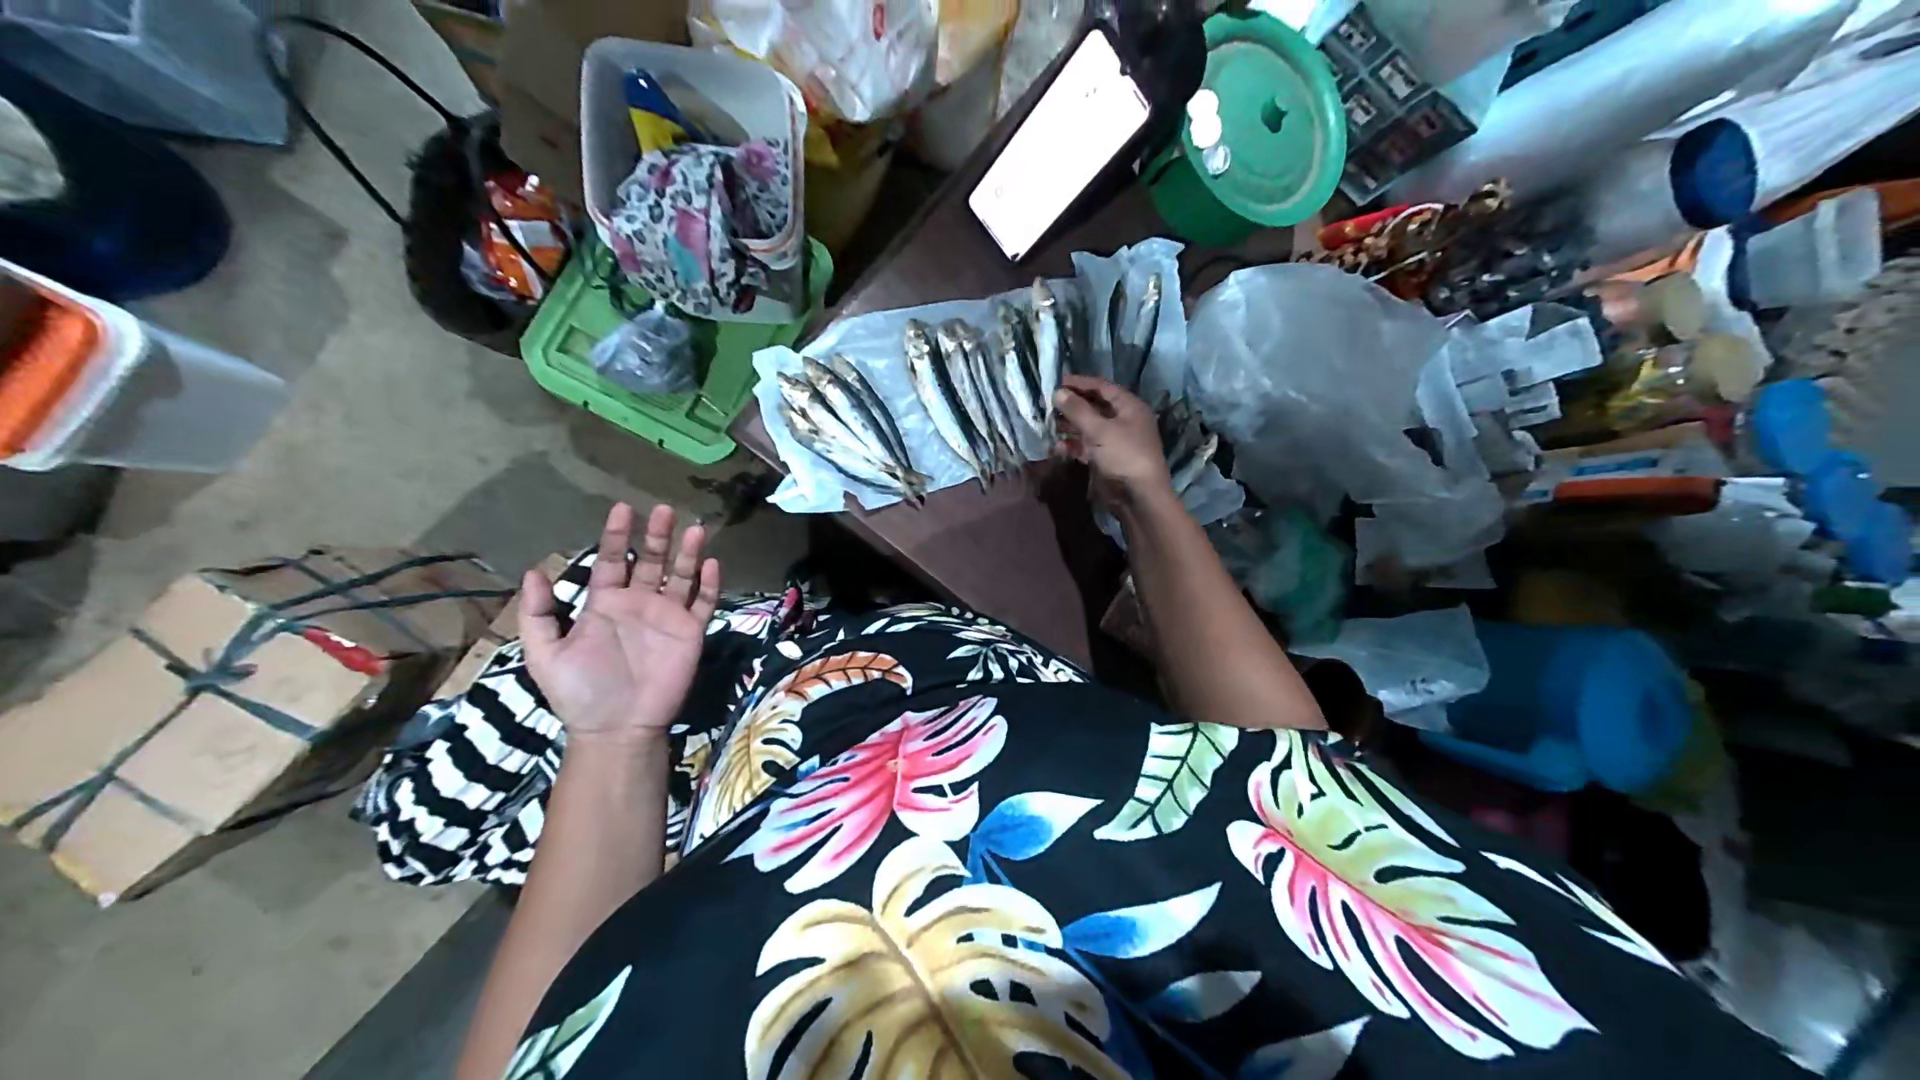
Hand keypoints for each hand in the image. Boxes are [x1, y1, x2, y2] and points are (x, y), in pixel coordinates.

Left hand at [518, 503, 720, 745]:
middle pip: (652, 560)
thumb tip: (533, 571)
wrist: (615, 729)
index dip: (618, 534)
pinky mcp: (690, 633)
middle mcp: (639, 602)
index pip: (614, 559)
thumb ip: (539, 614)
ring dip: (688, 553)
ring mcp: (667, 616)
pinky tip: (712, 564)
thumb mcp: (546, 655)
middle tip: (663, 509)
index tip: (622, 508)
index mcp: (605, 603)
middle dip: (657, 535)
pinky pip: (703, 603)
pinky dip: (710, 584)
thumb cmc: (579, 692)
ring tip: (695, 528)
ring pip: (681, 576)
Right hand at [1052, 374, 1171, 507]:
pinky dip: (1072, 445)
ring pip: (1087, 427)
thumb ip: (1077, 410)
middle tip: (1048, 403)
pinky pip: (1085, 446)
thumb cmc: (1124, 455)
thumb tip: (1058, 392)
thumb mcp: (1100, 430)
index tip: (1057, 382)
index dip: (1080, 383)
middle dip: (1072, 405)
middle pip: (1094, 406)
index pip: (1102, 387)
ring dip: (1069, 425)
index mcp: (1129, 407)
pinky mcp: (1104, 458)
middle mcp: (1122, 420)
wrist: (1138, 496)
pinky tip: (1056, 447)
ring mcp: (1113, 440)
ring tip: (1048, 423)